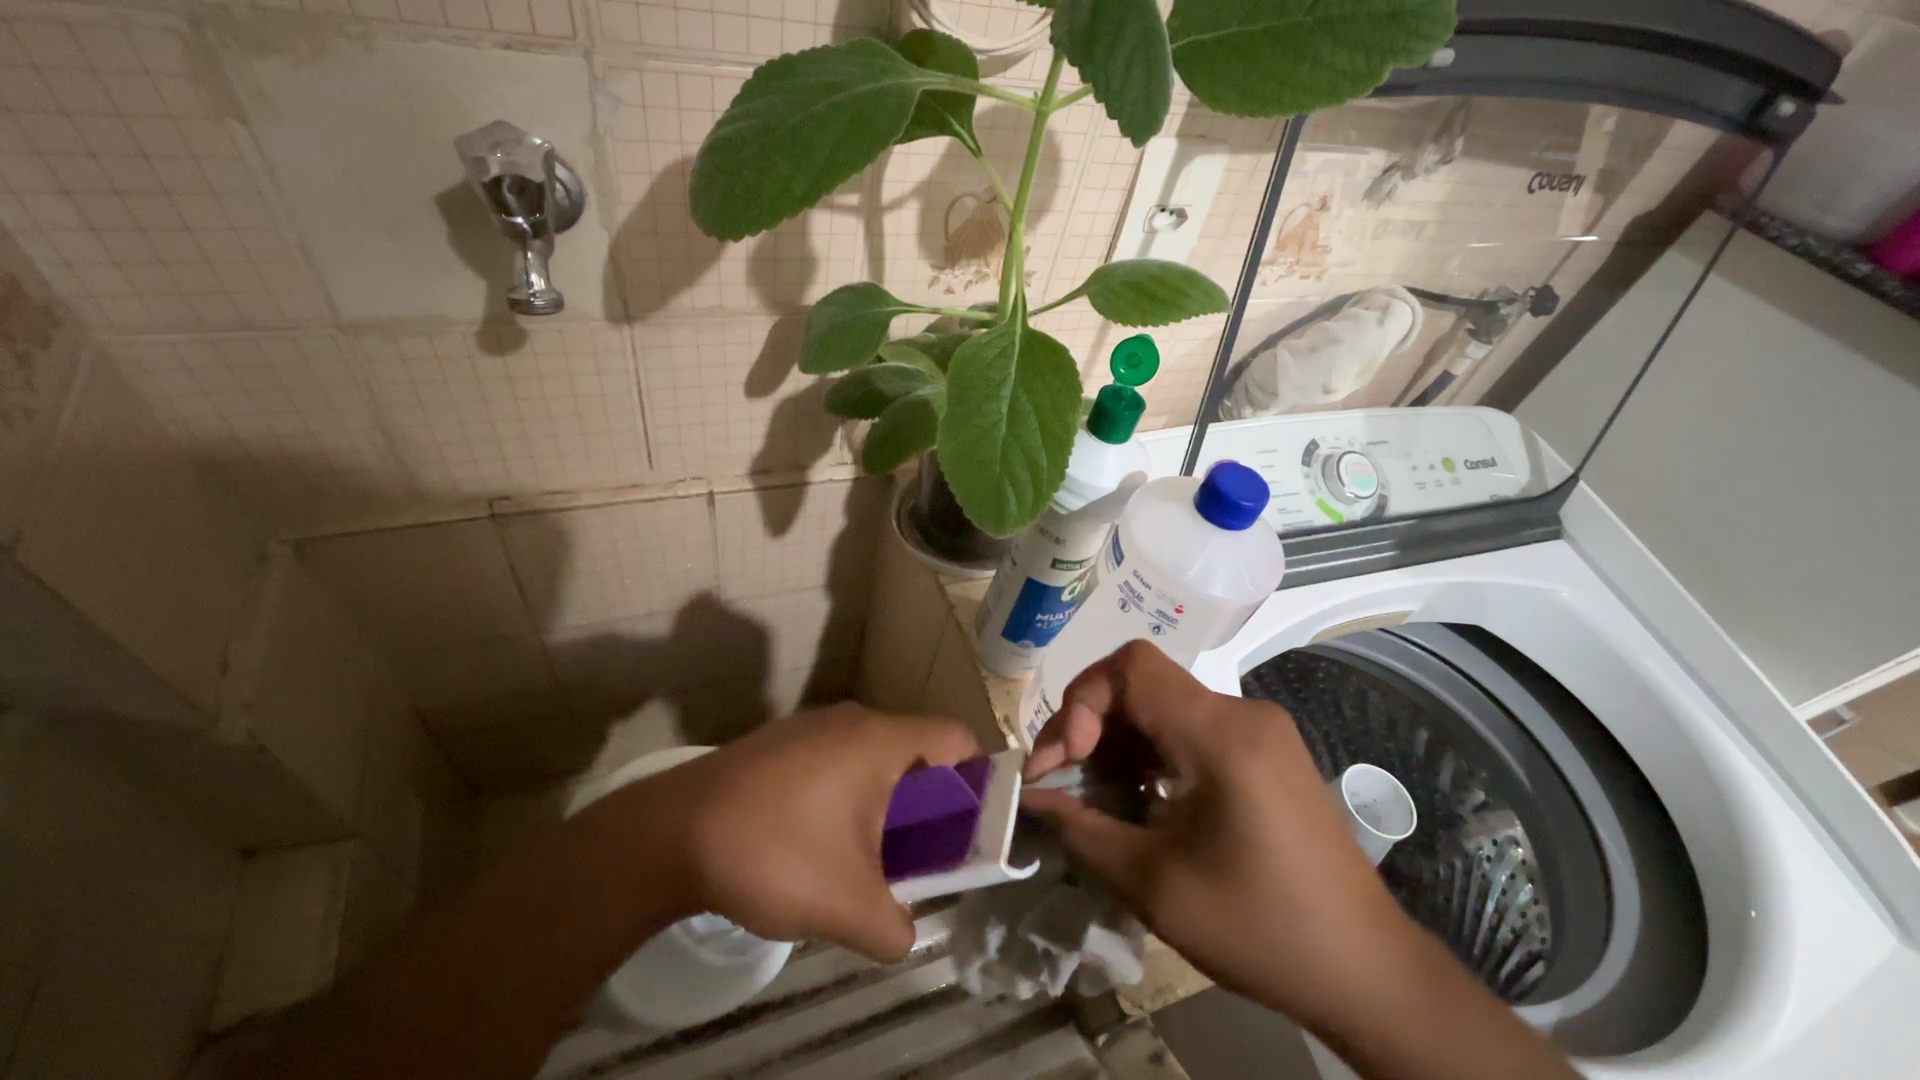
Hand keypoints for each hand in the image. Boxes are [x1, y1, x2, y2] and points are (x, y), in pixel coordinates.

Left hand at [595, 703, 977, 962]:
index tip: (964, 832)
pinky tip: (811, 846)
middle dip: (925, 808)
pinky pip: (831, 764)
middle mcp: (849, 722)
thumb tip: (904, 934)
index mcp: (880, 742)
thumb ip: (896, 929)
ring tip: (860, 861)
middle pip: (914, 753)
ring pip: (870, 761)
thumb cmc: (774, 855)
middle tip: (915, 859)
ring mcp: (806, 728)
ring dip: (879, 808)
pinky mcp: (774, 744)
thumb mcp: (848, 907)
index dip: (976, 781)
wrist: (665, 836)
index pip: (957, 738)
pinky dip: (841, 799)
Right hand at [1020, 642, 1416, 1029]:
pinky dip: (1149, 754)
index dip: (1081, 701)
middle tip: (1058, 783)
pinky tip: (1133, 800)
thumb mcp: (1154, 885)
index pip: (1132, 667)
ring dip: (1116, 742)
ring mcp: (1260, 732)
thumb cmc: (1259, 928)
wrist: (1363, 968)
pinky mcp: (1265, 754)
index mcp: (1223, 735)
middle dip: (1087, 725)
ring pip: (1164, 706)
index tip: (1064, 763)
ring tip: (1089, 797)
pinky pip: (1190, 730)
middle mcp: (1244, 715)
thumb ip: (1081, 829)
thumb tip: (1030, 799)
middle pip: (1143, 684)